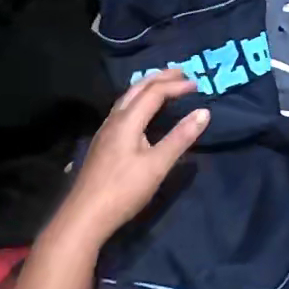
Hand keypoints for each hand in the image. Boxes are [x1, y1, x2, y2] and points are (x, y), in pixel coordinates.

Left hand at [59, 69, 209, 238]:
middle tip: (182, 72)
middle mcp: (114, 120)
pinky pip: (123, 110)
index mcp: (127, 121)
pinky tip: (142, 113)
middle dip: (160, 77)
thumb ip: (180, 137)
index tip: (198, 84)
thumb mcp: (158, 165)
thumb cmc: (124, 190)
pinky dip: (139, 101)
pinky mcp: (103, 144)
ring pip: (127, 99)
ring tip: (164, 85)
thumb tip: (203, 112)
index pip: (154, 92)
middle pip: (137, 89)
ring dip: (147, 87)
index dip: (176, 85)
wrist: (85, 216)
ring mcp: (105, 132)